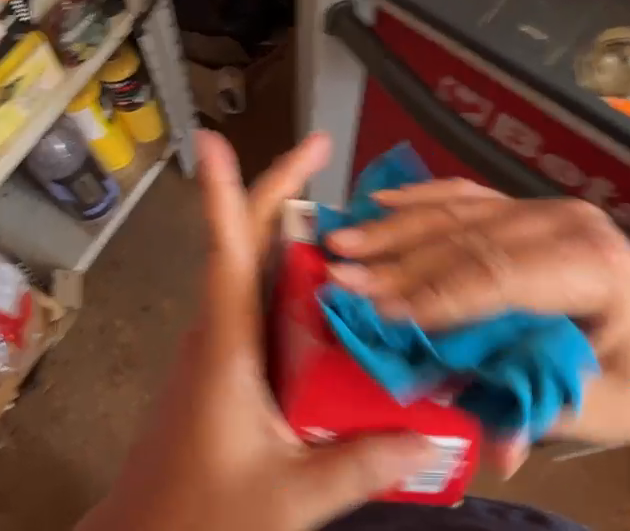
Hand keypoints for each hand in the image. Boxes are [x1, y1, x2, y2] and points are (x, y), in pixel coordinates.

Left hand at [78, 130, 442, 530]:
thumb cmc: (202, 513)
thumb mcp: (290, 496)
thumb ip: (360, 464)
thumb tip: (428, 434)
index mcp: (227, 343)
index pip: (224, 248)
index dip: (222, 189)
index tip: (217, 136)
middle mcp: (218, 328)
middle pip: (245, 240)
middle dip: (280, 190)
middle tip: (324, 153)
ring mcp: (217, 343)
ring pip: (253, 269)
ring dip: (291, 235)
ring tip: (349, 218)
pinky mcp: (222, 363)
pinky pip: (259, 304)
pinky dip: (292, 283)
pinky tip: (334, 296)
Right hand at [325, 178, 629, 460]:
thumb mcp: (588, 412)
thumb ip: (527, 408)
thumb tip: (473, 433)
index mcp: (596, 266)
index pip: (499, 275)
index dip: (434, 294)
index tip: (379, 311)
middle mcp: (571, 222)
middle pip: (468, 238)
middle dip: (399, 262)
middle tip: (342, 275)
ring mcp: (547, 207)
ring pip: (458, 210)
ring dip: (395, 229)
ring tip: (343, 240)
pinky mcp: (526, 206)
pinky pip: (465, 195)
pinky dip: (419, 200)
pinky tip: (379, 201)